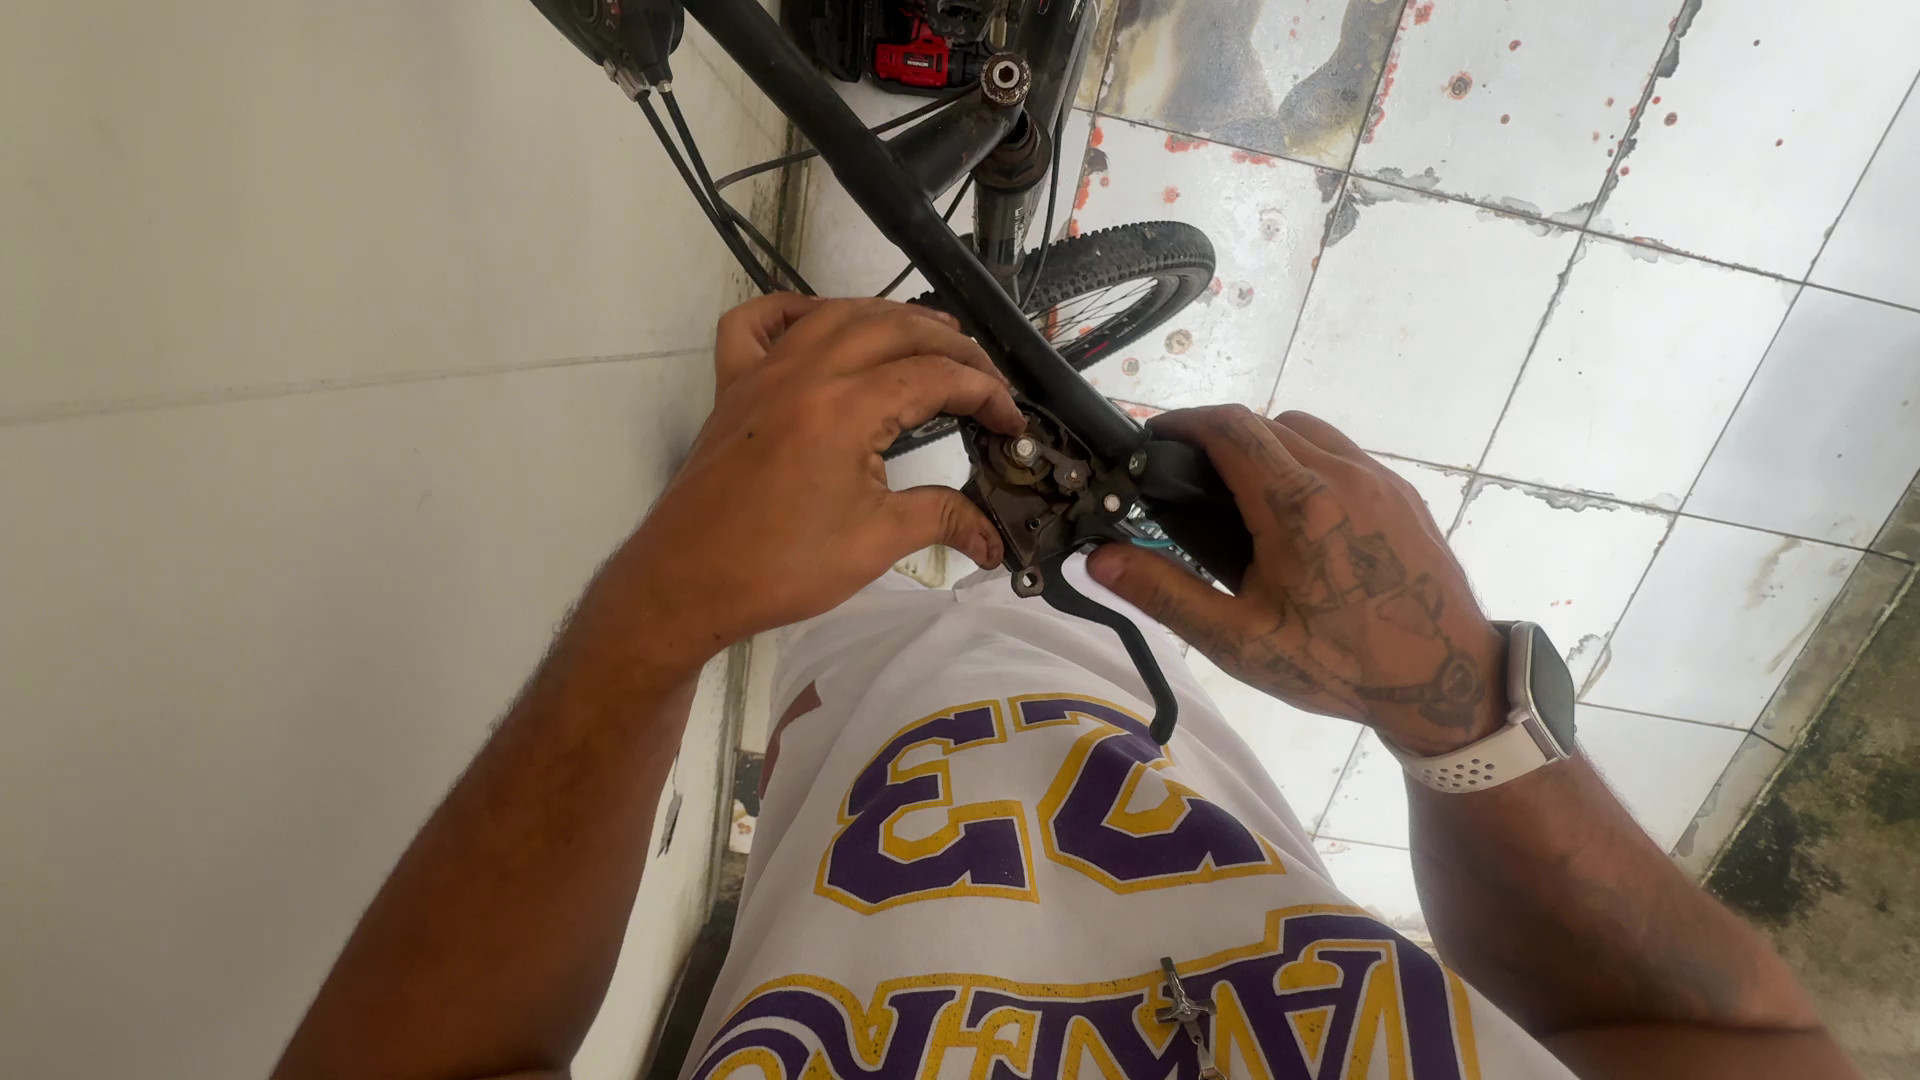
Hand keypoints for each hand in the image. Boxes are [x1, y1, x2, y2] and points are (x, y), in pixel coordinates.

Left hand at [584, 295, 1023, 674]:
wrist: (688, 584)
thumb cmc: (782, 567)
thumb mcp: (875, 543)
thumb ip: (943, 521)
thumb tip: (995, 542)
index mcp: (844, 408)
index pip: (934, 376)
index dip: (985, 393)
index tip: (1012, 421)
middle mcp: (804, 372)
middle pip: (894, 328)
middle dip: (951, 344)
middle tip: (985, 376)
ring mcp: (762, 371)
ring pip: (836, 314)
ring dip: (890, 318)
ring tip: (930, 337)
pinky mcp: (731, 385)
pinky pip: (758, 323)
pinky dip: (795, 312)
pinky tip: (822, 325)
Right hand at [1087, 406, 1506, 755]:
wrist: (1449, 683)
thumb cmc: (1336, 665)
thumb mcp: (1239, 641)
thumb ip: (1165, 593)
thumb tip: (1101, 559)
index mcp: (1297, 505)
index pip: (1229, 428)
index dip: (1182, 422)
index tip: (1152, 439)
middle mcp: (1342, 475)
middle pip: (1263, 423)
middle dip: (1215, 437)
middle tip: (1184, 480)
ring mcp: (1379, 480)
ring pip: (1305, 430)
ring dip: (1261, 445)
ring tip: (1238, 496)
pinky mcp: (1402, 493)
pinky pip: (1339, 452)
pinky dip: (1301, 461)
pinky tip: (1292, 515)